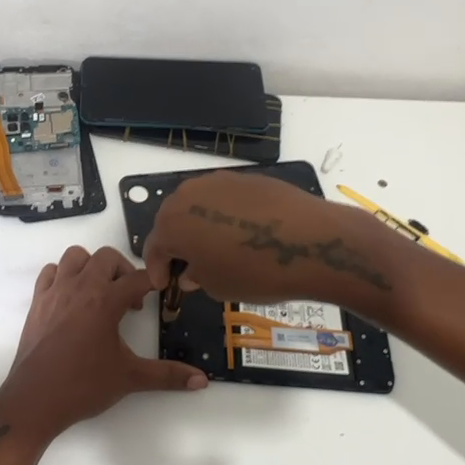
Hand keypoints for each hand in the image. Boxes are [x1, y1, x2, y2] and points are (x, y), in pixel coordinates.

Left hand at [0, 246, 205, 444]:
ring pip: (75, 256)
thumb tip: (202, 381)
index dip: (155, 281)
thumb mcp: (130, 378)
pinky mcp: (37, 301)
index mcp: (105, 301)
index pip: (139, 278)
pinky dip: (64, 275)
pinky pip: (51, 272)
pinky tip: (72, 298)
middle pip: (107, 257)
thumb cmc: (84, 386)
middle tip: (129, 300)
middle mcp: (80, 287)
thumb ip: (167, 375)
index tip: (163, 289)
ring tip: (101, 293)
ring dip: (92, 267)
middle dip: (123, 271)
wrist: (35, 400)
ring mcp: (55, 291)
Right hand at [142, 171, 400, 307]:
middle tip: (187, 266)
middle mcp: (188, 195)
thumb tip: (194, 269)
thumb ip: (196, 275)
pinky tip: (241, 234)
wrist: (310, 242)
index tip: (164, 283)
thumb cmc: (255, 272)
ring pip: (198, 205)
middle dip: (176, 243)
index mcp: (172, 223)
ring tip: (215, 248)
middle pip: (172, 220)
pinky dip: (224, 215)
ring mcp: (218, 182)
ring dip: (199, 226)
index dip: (157, 269)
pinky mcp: (246, 178)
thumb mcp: (217, 286)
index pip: (154, 247)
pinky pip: (224, 199)